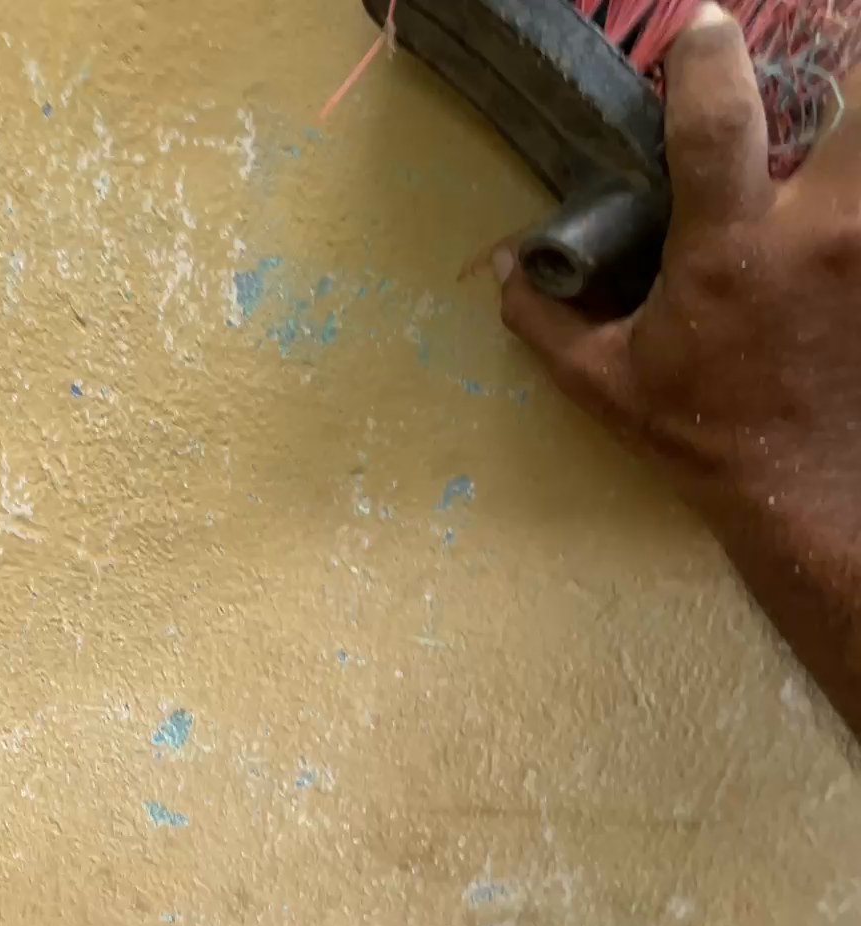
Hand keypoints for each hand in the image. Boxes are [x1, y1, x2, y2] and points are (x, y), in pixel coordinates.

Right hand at [498, 2, 860, 516]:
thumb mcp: (590, 376)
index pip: (717, 136)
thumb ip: (541, 316)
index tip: (700, 26)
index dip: (706, 70)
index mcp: (727, 257)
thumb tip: (509, 262)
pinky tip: (833, 168)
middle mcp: (823, 229)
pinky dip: (859, 163)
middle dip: (842, 50)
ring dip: (858, 99)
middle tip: (811, 32)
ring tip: (834, 82)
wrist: (801, 470)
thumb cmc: (687, 422)